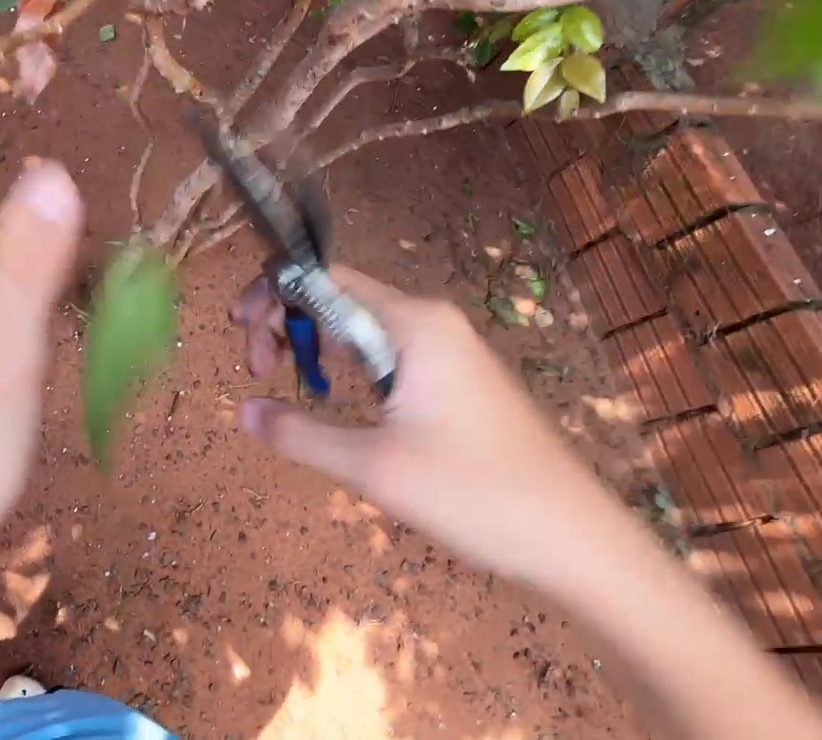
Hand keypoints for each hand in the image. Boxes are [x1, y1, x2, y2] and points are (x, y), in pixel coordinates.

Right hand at [236, 267, 637, 591]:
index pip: (319, 279)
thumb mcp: (374, 467)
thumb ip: (299, 434)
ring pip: (353, 325)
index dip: (270, 298)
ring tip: (283, 383)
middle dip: (283, 323)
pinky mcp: (449, 376)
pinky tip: (329, 396)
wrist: (580, 543)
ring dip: (309, 344)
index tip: (243, 342)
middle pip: (332, 296)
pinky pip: (378, 350)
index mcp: (412, 322)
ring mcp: (442, 347)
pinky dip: (340, 363)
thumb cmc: (477, 494)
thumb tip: (241, 412)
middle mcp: (426, 319)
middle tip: (256, 372)